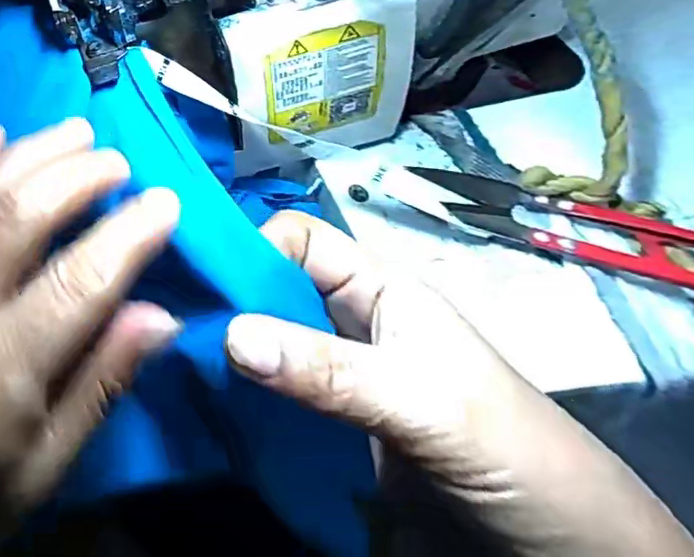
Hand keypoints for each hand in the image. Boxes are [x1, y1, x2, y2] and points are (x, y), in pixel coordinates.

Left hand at [0, 121, 181, 554]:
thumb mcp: (48, 464)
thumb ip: (102, 382)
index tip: (165, 203)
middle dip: (76, 176)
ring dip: (26, 152)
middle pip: (17, 216)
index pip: (75, 283)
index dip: (128, 235)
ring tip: (74, 133)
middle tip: (118, 160)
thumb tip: (161, 312)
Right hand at [225, 211, 693, 556]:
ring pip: (259, 340)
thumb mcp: (426, 404)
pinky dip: (238, 395)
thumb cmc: (518, 455)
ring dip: (225, 352)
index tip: (205, 283)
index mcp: (376, 290)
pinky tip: (209, 403)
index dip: (251, 248)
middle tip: (175, 325)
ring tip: (179, 364)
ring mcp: (332, 372)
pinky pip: (266, 393)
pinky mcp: (322, 422)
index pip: (293, 238)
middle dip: (224, 302)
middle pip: (266, 287)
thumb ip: (329, 371)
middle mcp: (345, 320)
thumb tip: (230, 335)